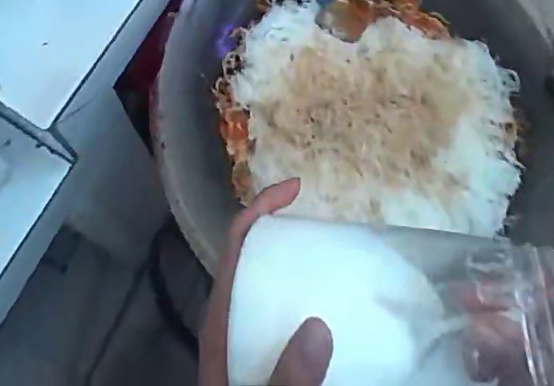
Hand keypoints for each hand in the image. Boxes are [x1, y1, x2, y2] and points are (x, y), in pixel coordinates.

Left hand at [199, 178, 332, 385]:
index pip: (236, 241)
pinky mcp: (258, 356)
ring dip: (292, 260)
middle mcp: (230, 318)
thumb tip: (319, 328)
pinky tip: (328, 303)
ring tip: (333, 252)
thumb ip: (287, 375)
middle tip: (322, 220)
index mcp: (221, 317)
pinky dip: (298, 294)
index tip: (296, 187)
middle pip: (250, 253)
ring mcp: (242, 336)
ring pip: (264, 282)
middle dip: (281, 227)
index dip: (261, 206)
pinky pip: (277, 311)